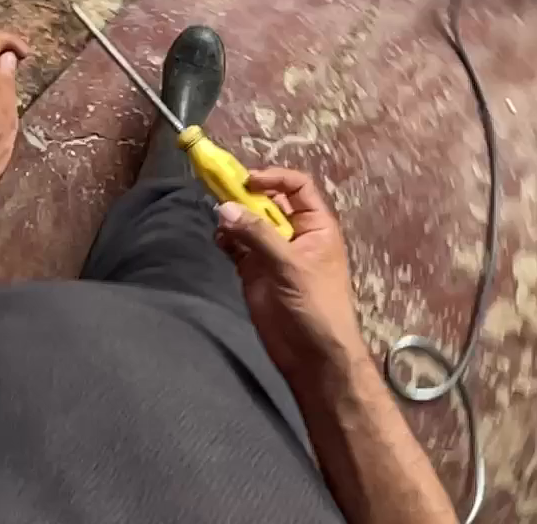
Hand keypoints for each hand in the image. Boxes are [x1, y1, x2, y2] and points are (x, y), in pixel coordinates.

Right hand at [214, 168, 369, 379]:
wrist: (313, 359)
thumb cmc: (316, 308)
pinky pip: (235, 242)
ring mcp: (271, 251)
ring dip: (232, 216)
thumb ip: (258, 235)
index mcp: (315, 226)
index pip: (297, 186)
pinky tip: (220, 240)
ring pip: (247, 220)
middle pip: (267, 200)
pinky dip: (225, 237)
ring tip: (220, 222)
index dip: (274, 178)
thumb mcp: (291, 267)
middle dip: (244, 196)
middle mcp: (293, 233)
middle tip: (220, 194)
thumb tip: (224, 207)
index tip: (247, 181)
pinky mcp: (253, 268)